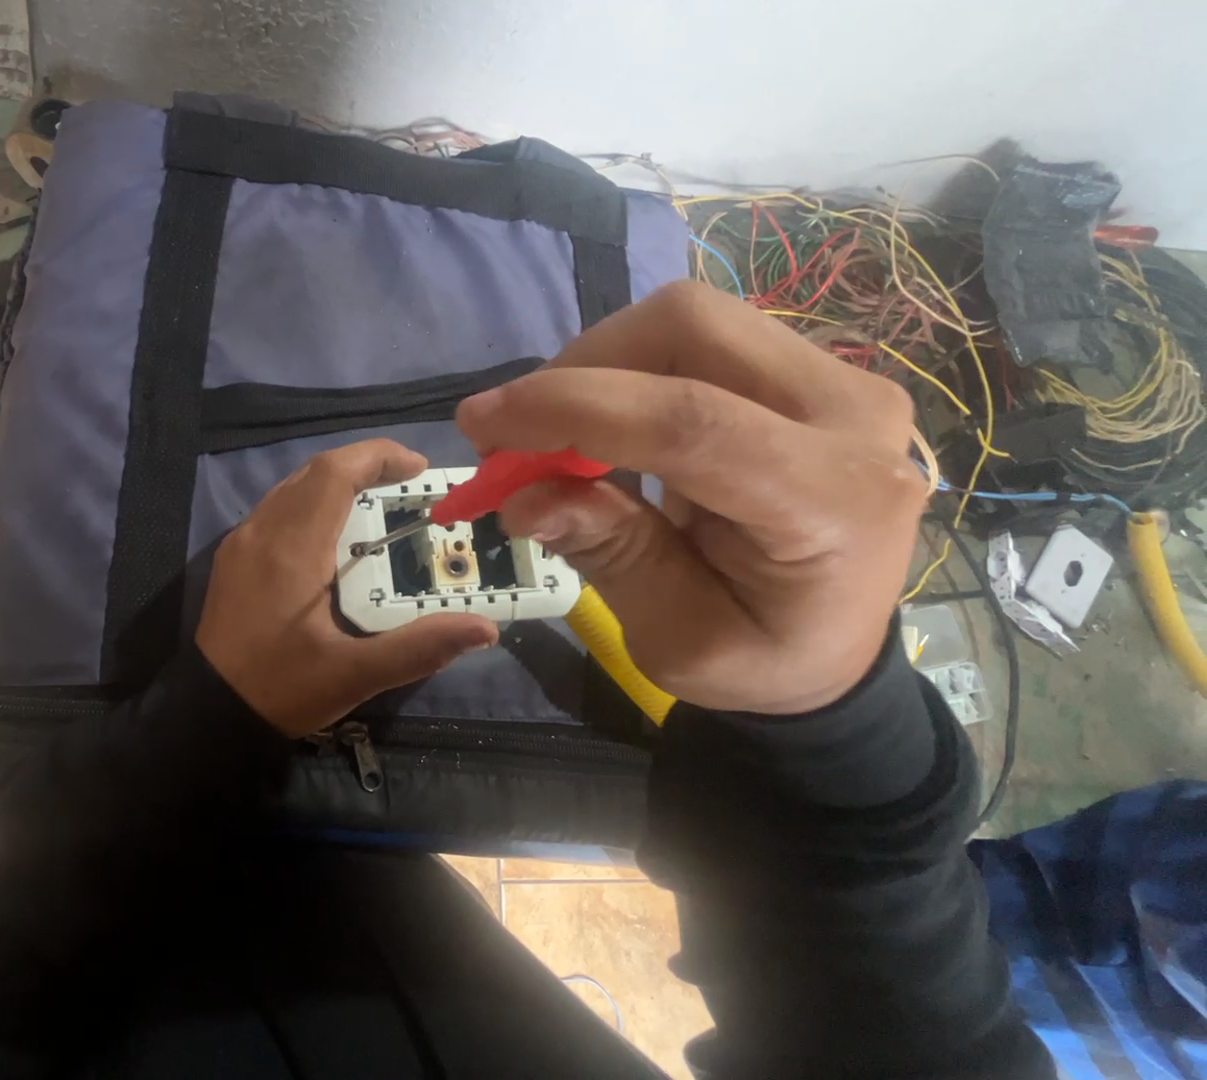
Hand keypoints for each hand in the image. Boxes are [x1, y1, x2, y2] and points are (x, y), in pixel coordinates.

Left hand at [196, 439, 499, 736]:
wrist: (208, 711)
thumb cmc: (281, 688)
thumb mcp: (354, 675)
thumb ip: (419, 648)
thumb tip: (484, 628)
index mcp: (291, 548)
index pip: (333, 473)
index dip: (377, 457)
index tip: (418, 468)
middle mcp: (262, 532)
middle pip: (313, 472)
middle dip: (362, 466)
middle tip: (407, 484)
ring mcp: (241, 543)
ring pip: (291, 488)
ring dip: (334, 482)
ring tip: (377, 503)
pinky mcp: (232, 559)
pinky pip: (276, 509)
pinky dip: (311, 503)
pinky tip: (333, 535)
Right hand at [456, 281, 926, 714]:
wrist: (834, 649)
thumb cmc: (759, 660)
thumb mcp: (674, 640)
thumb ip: (608, 556)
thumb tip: (521, 498)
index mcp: (832, 502)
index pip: (689, 422)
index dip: (571, 411)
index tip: (479, 425)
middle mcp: (849, 414)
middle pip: (688, 329)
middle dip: (577, 372)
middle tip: (515, 437)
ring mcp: (834, 380)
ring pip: (685, 320)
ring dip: (593, 370)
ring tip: (553, 438)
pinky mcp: (806, 371)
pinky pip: (692, 339)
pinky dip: (619, 372)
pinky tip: (597, 428)